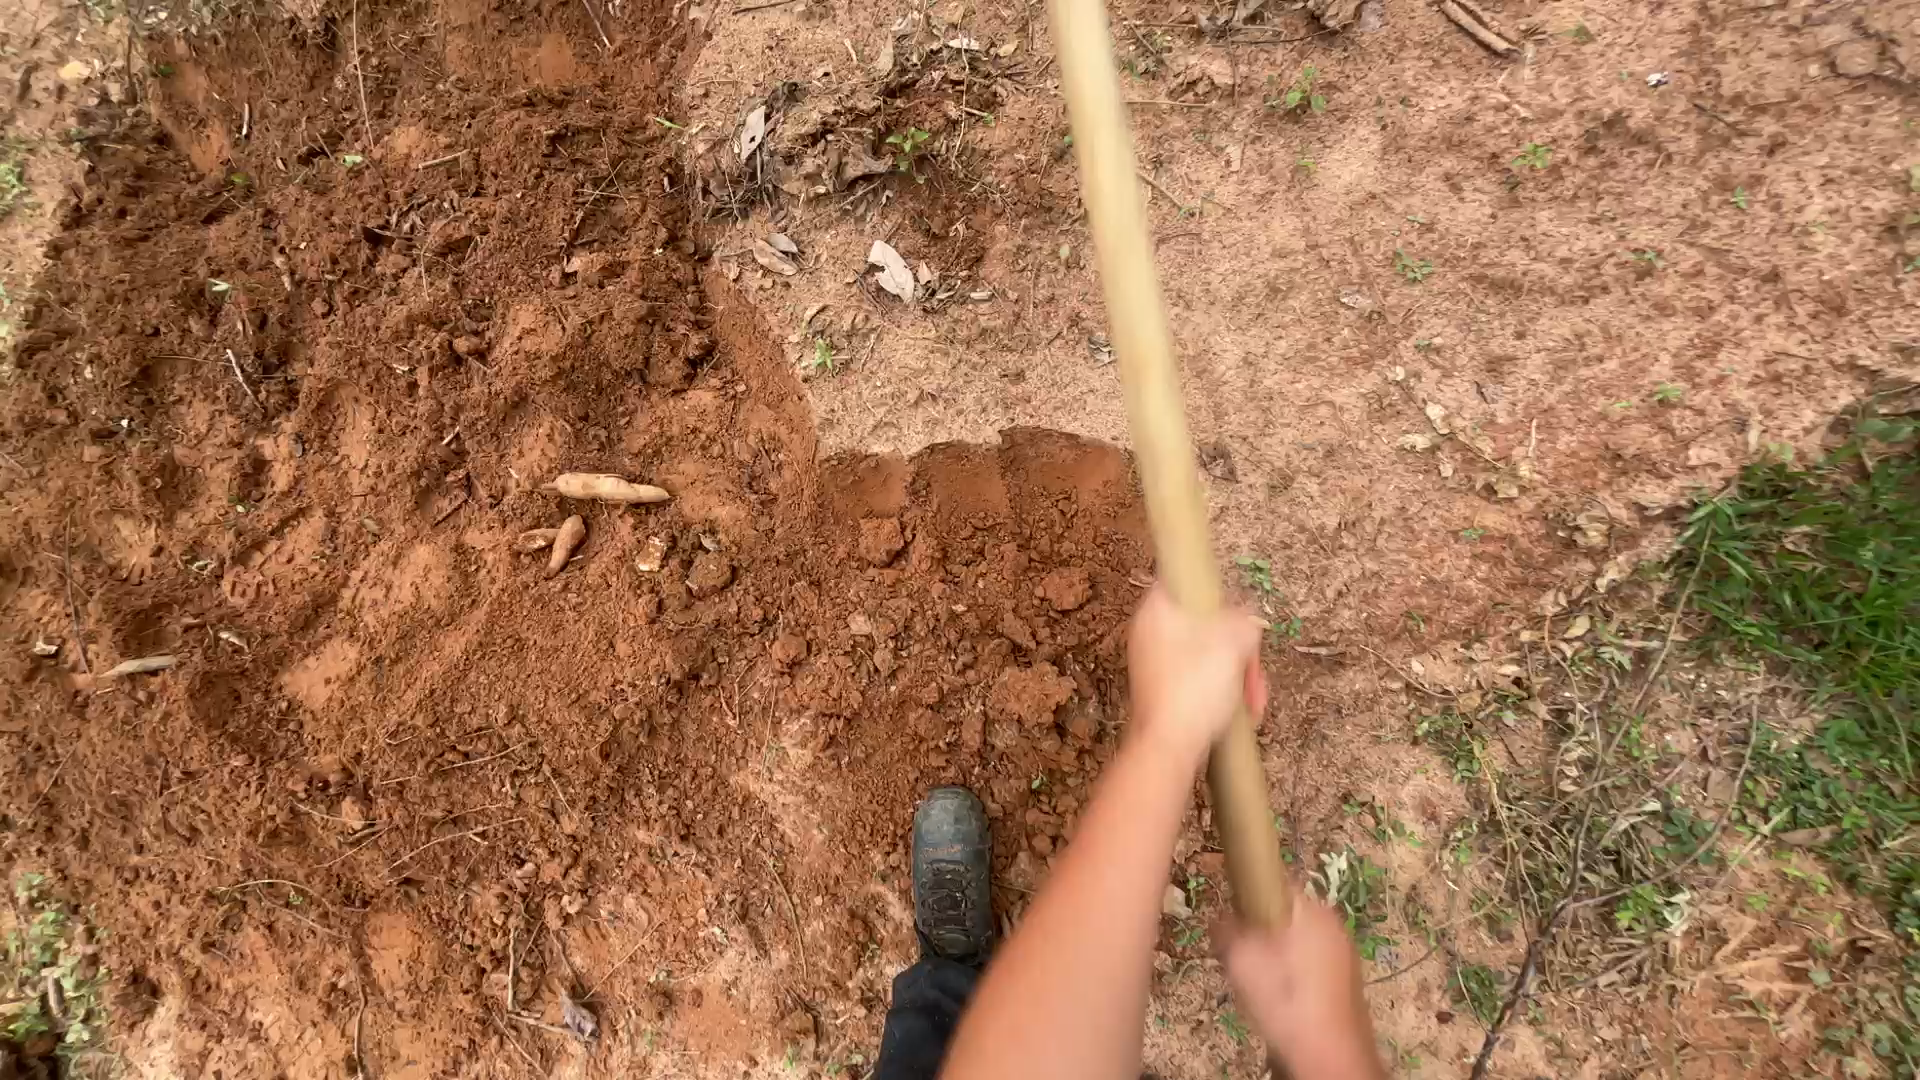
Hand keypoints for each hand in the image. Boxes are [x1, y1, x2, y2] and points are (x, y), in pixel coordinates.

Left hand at [1125, 585, 1265, 763]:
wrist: (1169, 745)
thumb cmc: (1191, 690)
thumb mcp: (1231, 642)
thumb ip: (1243, 620)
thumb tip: (1246, 618)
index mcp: (1157, 609)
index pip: (1186, 581)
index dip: (1217, 593)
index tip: (1237, 611)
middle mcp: (1151, 632)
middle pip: (1205, 624)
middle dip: (1239, 648)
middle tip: (1252, 668)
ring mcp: (1156, 662)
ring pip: (1208, 654)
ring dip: (1237, 673)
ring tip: (1252, 698)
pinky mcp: (1164, 688)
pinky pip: (1200, 678)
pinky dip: (1223, 690)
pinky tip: (1242, 710)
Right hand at [1217, 893, 1386, 1079]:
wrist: (1330, 1062)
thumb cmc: (1285, 999)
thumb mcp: (1238, 956)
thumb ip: (1224, 926)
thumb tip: (1219, 917)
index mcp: (1312, 907)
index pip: (1270, 880)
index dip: (1243, 893)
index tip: (1228, 914)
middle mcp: (1333, 923)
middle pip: (1281, 911)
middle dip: (1257, 928)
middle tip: (1239, 951)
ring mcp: (1344, 954)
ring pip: (1293, 939)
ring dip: (1273, 953)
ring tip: (1257, 979)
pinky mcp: (1346, 983)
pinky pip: (1307, 962)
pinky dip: (1290, 973)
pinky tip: (1278, 998)